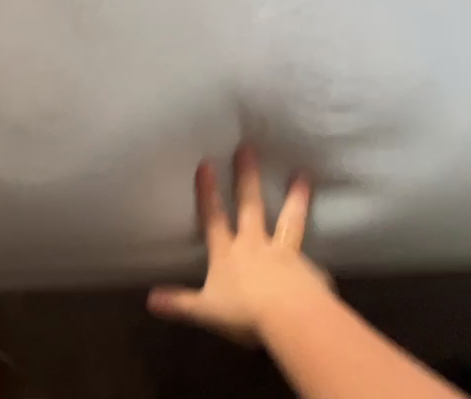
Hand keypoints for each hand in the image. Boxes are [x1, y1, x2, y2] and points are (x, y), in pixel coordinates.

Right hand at [146, 146, 332, 343]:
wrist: (293, 322)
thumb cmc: (245, 313)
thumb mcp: (206, 311)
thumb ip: (180, 304)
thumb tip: (149, 300)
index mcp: (227, 253)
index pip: (213, 217)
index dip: (207, 192)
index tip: (206, 163)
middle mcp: (255, 246)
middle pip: (250, 206)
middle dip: (247, 177)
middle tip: (249, 148)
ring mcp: (286, 256)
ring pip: (288, 221)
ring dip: (295, 198)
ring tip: (303, 176)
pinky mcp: (313, 272)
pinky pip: (314, 267)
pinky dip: (315, 267)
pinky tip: (321, 272)